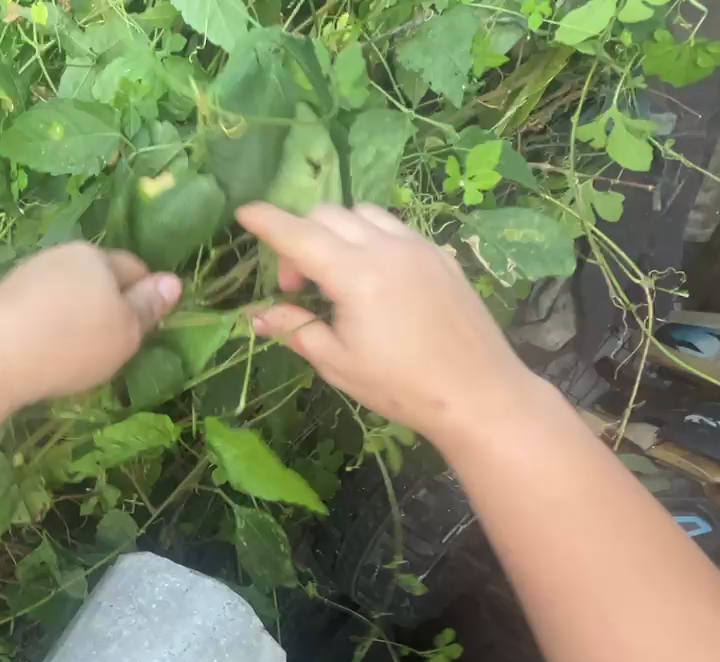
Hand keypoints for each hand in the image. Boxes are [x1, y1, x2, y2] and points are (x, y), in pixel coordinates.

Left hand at [0, 242, 181, 406]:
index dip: (145, 296)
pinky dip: (48, 329)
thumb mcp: (125, 332)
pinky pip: (38, 311)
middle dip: (108, 305)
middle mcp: (61, 256)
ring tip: (75, 355)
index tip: (144, 329)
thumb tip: (173, 281)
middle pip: (96, 278)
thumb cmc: (74, 343)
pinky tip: (45, 355)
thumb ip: (148, 307)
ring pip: (66, 294)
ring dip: (76, 317)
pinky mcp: (1, 300)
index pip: (134, 268)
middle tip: (112, 345)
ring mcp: (27, 276)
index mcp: (97, 256)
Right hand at [235, 202, 544, 445]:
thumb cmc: (398, 385)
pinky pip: (392, 227)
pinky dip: (366, 238)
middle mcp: (386, 248)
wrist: (476, 392)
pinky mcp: (438, 254)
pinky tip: (369, 279)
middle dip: (299, 239)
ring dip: (334, 233)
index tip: (243, 213)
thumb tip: (256, 315)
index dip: (267, 221)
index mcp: (356, 275)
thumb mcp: (336, 362)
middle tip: (296, 288)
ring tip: (332, 279)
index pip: (298, 235)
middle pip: (328, 214)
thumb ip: (295, 328)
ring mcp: (417, 246)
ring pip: (362, 214)